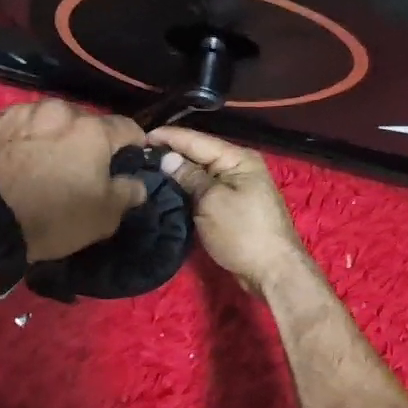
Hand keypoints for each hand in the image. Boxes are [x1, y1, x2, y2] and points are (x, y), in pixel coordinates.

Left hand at [0, 99, 149, 261]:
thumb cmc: (53, 219)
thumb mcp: (104, 217)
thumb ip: (128, 192)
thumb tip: (136, 182)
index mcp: (92, 130)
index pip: (127, 127)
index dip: (133, 145)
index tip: (129, 160)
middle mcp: (59, 111)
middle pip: (85, 122)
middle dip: (89, 140)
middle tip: (82, 167)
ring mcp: (23, 113)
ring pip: (51, 119)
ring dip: (55, 135)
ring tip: (47, 161)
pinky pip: (20, 126)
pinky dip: (25, 138)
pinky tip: (20, 159)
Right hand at [149, 126, 313, 293]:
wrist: (272, 271)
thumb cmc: (243, 233)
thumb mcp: (212, 202)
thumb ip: (189, 177)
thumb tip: (166, 158)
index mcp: (237, 158)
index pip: (196, 140)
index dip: (167, 137)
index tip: (137, 136)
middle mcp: (237, 167)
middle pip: (197, 154)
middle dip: (169, 153)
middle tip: (135, 154)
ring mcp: (235, 187)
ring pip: (199, 173)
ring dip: (175, 172)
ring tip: (144, 169)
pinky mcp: (230, 206)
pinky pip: (203, 190)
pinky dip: (185, 188)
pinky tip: (165, 189)